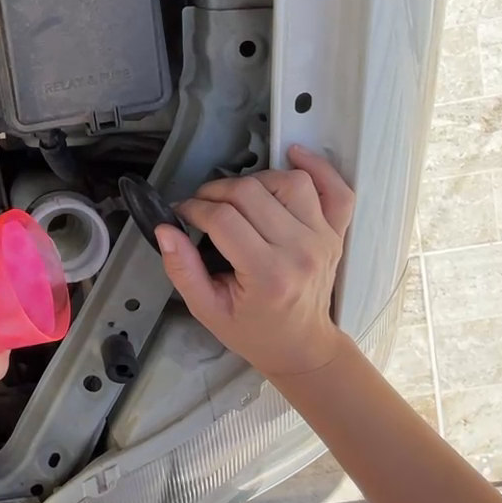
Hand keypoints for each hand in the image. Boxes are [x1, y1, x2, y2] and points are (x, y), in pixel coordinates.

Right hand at [156, 145, 355, 379]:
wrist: (301, 346)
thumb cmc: (252, 331)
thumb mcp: (206, 309)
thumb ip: (182, 269)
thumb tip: (165, 229)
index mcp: (268, 275)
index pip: (223, 219)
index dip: (193, 209)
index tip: (181, 214)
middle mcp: (301, 251)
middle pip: (251, 193)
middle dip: (215, 192)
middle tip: (201, 207)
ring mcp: (323, 238)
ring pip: (288, 182)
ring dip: (255, 181)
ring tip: (237, 197)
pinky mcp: (335, 232)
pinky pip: (336, 190)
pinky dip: (318, 167)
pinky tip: (294, 156)